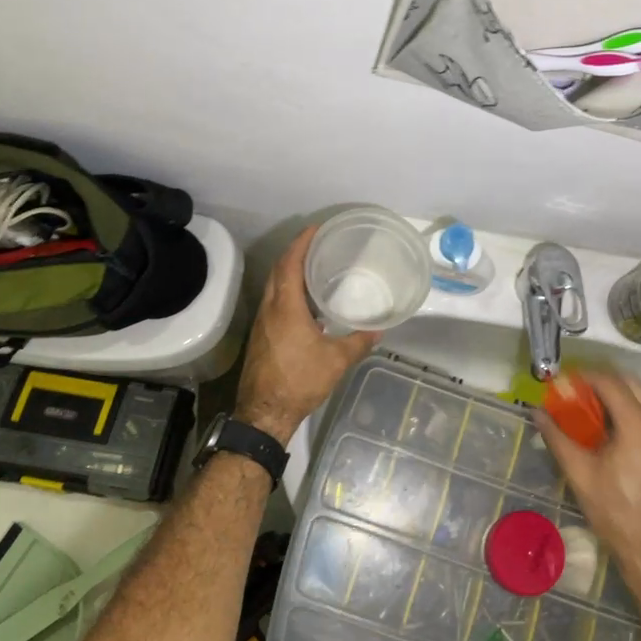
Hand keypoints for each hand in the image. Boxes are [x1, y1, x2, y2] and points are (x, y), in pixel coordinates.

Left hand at [234, 225, 380, 443]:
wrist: (265, 412)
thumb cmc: (300, 381)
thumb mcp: (336, 361)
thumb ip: (358, 342)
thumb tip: (378, 330)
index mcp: (285, 307)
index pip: (290, 263)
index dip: (301, 242)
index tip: (315, 228)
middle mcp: (269, 309)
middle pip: (278, 271)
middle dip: (295, 253)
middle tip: (318, 244)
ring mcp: (262, 323)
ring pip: (273, 287)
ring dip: (289, 273)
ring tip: (314, 268)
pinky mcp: (261, 336)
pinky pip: (273, 303)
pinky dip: (287, 292)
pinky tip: (306, 303)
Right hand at [535, 371, 640, 581]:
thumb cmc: (615, 512)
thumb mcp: (580, 474)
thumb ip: (557, 438)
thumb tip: (537, 413)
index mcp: (638, 426)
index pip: (611, 384)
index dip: (585, 377)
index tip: (563, 382)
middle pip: (630, 383)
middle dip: (601, 381)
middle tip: (575, 392)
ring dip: (616, 395)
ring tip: (588, 409)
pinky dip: (629, 410)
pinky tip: (608, 429)